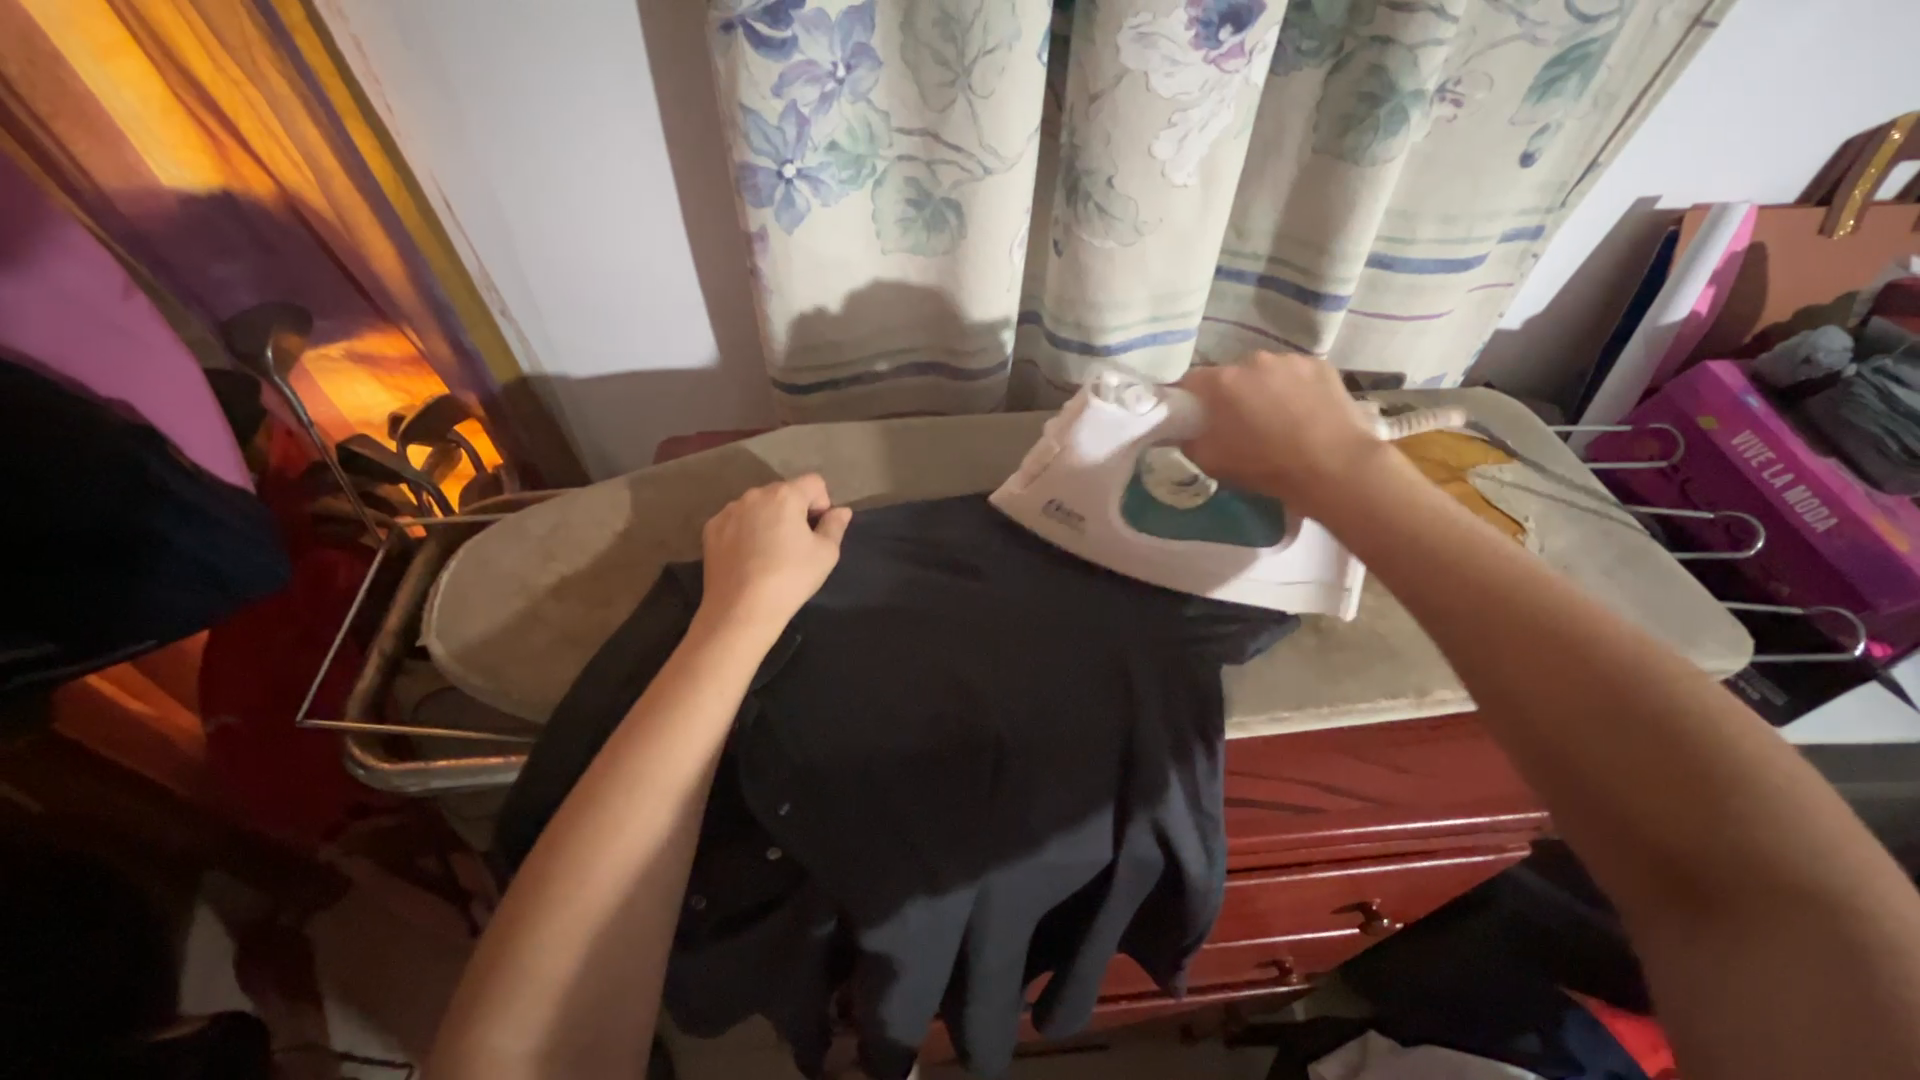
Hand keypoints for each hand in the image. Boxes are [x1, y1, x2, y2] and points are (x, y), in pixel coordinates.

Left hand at [698, 475, 851, 632]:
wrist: (741, 608)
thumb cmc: (791, 578)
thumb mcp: (826, 554)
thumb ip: (835, 525)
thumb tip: (841, 510)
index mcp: (785, 495)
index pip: (814, 483)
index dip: (822, 504)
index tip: (817, 532)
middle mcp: (755, 495)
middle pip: (784, 493)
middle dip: (793, 511)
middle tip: (795, 545)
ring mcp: (729, 511)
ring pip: (758, 506)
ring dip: (768, 519)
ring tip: (769, 553)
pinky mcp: (711, 529)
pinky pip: (736, 521)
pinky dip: (745, 532)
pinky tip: (747, 558)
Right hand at [1177, 351, 1387, 515]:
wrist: (1335, 467)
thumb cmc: (1267, 466)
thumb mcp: (1212, 463)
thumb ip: (1188, 441)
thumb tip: (1183, 432)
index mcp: (1222, 382)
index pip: (1190, 381)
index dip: (1190, 400)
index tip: (1195, 418)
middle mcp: (1253, 360)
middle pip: (1231, 374)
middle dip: (1231, 394)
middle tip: (1241, 423)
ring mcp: (1290, 360)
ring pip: (1265, 372)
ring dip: (1264, 389)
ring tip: (1279, 418)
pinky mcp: (1321, 365)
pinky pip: (1296, 374)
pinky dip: (1295, 388)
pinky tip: (1305, 412)